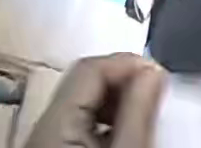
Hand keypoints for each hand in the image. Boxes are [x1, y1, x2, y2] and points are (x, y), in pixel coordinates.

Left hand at [24, 53, 167, 147]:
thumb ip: (137, 112)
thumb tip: (155, 67)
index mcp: (53, 119)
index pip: (90, 67)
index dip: (126, 62)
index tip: (159, 72)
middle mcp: (41, 124)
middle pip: (84, 81)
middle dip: (122, 79)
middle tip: (155, 91)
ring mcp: (44, 139)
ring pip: (82, 102)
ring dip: (116, 99)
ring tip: (145, 111)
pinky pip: (79, 122)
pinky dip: (105, 120)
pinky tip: (125, 132)